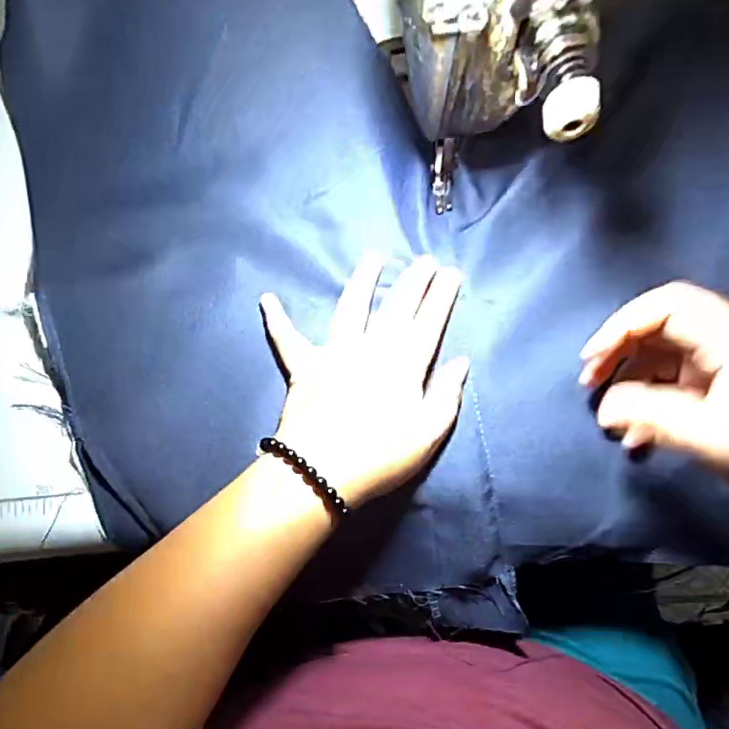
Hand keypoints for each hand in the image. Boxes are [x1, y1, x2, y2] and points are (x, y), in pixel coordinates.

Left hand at [261, 254, 469, 505]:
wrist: (320, 471)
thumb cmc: (381, 457)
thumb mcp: (428, 434)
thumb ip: (446, 396)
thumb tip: (461, 362)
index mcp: (405, 363)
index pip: (429, 320)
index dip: (442, 295)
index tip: (452, 273)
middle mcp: (370, 347)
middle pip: (395, 305)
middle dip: (413, 279)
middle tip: (424, 259)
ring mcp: (334, 353)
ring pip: (349, 307)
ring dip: (362, 280)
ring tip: (372, 257)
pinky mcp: (303, 367)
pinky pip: (287, 339)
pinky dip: (278, 320)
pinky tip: (267, 299)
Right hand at [579, 281, 728, 512]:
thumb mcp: (709, 433)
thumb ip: (651, 414)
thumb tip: (603, 407)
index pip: (669, 304)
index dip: (623, 324)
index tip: (591, 360)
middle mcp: (728, 345)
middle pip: (662, 328)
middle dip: (620, 351)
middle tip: (590, 384)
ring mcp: (727, 371)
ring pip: (665, 360)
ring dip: (631, 382)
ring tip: (608, 418)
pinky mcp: (726, 397)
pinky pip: (675, 388)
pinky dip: (649, 405)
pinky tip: (634, 436)